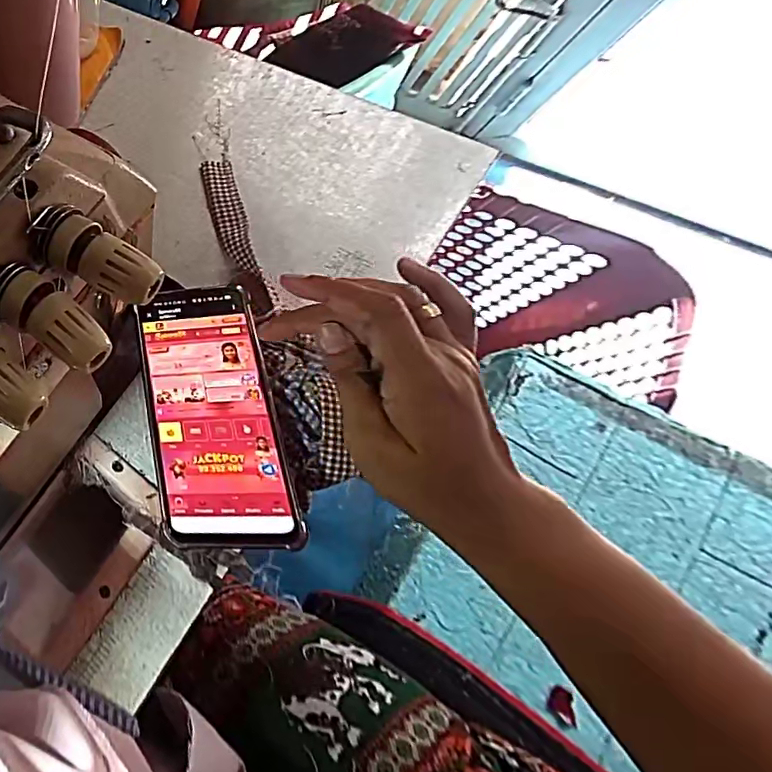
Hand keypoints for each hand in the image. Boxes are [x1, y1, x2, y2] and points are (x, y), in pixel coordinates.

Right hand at [258, 258, 528, 537]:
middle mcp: (443, 356)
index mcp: (421, 376)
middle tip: (286, 315)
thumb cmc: (426, 485)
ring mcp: (456, 355)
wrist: (485, 505)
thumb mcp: (371, 443)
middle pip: (381, 304)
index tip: (292, 288)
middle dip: (327, 300)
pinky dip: (426, 283)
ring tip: (318, 296)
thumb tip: (329, 333)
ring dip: (359, 292)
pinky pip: (448, 310)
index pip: (375, 311)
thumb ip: (350, 382)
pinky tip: (405, 267)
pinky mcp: (459, 360)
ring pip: (408, 301)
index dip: (331, 292)